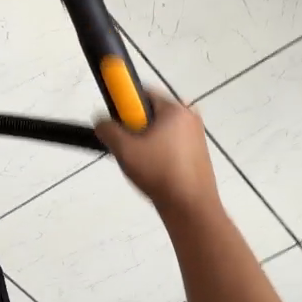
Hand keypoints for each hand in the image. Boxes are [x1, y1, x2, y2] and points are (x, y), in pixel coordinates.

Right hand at [96, 91, 221, 222]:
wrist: (191, 209)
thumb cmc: (159, 173)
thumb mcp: (123, 148)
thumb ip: (106, 128)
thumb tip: (102, 122)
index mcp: (175, 109)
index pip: (141, 92)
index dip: (124, 105)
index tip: (118, 123)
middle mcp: (189, 117)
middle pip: (149, 112)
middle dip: (134, 126)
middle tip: (127, 146)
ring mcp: (197, 136)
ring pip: (158, 130)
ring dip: (145, 141)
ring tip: (140, 163)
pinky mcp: (199, 154)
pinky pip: (169, 143)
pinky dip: (158, 152)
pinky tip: (153, 171)